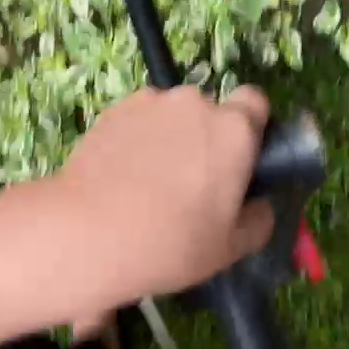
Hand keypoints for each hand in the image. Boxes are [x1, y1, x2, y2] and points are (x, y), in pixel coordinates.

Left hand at [51, 85, 275, 304]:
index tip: (241, 157)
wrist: (90, 230)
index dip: (251, 126)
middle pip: (210, 111)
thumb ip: (257, 219)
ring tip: (152, 180)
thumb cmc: (171, 242)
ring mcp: (150, 100)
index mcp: (232, 130)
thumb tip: (258, 203)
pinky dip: (138, 136)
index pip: (255, 102)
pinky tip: (124, 172)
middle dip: (206, 137)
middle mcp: (194, 102)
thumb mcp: (231, 248)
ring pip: (172, 114)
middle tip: (194, 182)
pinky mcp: (115, 107)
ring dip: (171, 135)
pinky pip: (140, 117)